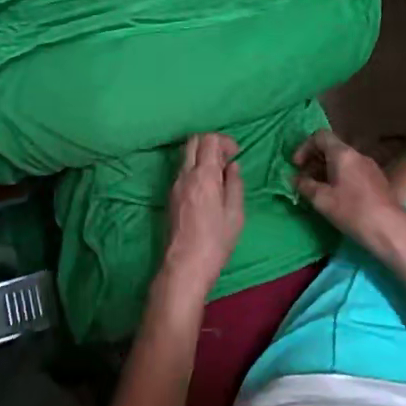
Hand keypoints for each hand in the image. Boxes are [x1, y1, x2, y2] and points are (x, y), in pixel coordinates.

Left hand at [161, 133, 244, 291]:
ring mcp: (174, 185)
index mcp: (204, 175)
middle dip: (210, 143)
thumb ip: (235, 185)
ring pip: (185, 156)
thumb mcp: (235, 214)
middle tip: (226, 159)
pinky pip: (182, 172)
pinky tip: (207, 189)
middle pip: (193, 142)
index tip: (235, 153)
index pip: (208, 140)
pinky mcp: (170, 197)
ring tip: (218, 176)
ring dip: (202, 156)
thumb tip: (232, 167)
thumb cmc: (215, 241)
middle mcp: (185, 175)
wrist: (184, 266)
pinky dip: (195, 169)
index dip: (224, 141)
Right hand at [291, 130, 404, 249]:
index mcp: (343, 154)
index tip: (296, 167)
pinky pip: (352, 171)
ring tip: (317, 191)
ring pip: (342, 161)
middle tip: (303, 181)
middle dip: (313, 161)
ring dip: (325, 171)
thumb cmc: (353, 211)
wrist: (391, 230)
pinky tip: (335, 198)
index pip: (320, 136)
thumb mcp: (322, 200)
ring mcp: (370, 167)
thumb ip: (305, 185)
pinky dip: (338, 178)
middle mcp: (358, 155)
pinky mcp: (377, 181)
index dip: (304, 148)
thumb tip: (294, 178)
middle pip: (331, 148)